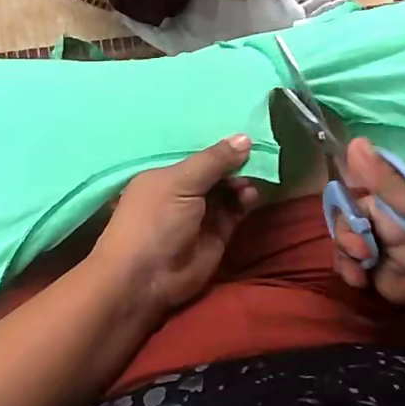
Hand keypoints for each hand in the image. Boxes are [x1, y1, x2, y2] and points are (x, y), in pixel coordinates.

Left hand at [91, 135, 261, 318]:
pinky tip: (253, 192)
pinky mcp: (218, 233)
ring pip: (229, 189)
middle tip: (257, 150)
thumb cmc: (154, 221)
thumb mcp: (180, 182)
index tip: (243, 127)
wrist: (147, 278)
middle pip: (215, 170)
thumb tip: (245, 138)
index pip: (195, 151)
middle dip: (234, 160)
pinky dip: (247, 200)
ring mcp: (201, 212)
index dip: (217, 141)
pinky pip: (237, 210)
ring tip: (256, 173)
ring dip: (242, 180)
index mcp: (164, 173)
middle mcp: (182, 190)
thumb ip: (213, 160)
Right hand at [330, 138, 404, 321]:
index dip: (346, 232)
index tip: (358, 249)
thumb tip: (352, 142)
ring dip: (401, 286)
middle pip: (360, 250)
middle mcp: (404, 231)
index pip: (355, 214)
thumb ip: (388, 183)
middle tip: (362, 278)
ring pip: (382, 278)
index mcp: (402, 204)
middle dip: (360, 266)